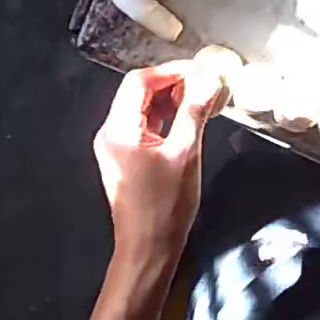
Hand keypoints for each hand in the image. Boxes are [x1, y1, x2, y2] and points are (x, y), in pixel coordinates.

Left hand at [93, 60, 224, 265]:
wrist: (148, 248)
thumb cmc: (165, 205)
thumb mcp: (186, 153)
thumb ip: (194, 112)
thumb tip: (208, 81)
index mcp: (119, 129)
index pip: (139, 82)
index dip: (170, 71)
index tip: (198, 70)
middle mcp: (111, 133)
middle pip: (137, 92)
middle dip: (171, 83)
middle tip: (202, 83)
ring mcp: (116, 146)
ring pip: (141, 108)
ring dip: (169, 99)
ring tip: (199, 97)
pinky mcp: (125, 157)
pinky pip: (143, 125)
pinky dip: (165, 116)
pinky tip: (187, 116)